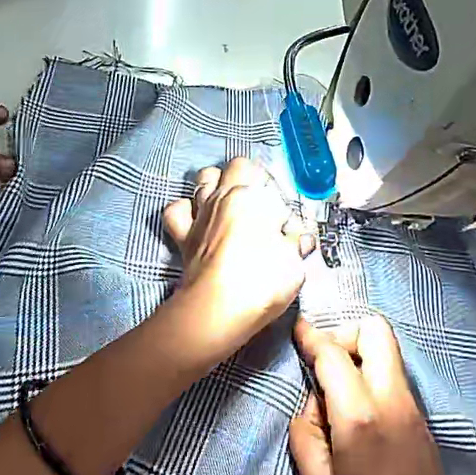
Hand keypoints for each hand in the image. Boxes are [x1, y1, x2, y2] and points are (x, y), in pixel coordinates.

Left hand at [159, 158, 314, 361]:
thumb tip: (298, 239)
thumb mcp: (294, 262)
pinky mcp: (183, 235)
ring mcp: (200, 214)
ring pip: (203, 178)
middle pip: (235, 166)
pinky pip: (177, 210)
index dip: (278, 192)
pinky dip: (186, 210)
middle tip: (261, 202)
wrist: (218, 309)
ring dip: (216, 184)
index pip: (267, 177)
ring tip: (230, 203)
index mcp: (251, 196)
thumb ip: (296, 243)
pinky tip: (197, 218)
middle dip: (249, 175)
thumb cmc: (261, 282)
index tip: (285, 216)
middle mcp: (222, 197)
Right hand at [290, 316, 475, 474]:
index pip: (333, 352)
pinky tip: (354, 412)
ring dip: (359, 355)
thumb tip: (313, 401)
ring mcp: (417, 414)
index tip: (295, 331)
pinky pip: (395, 380)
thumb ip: (306, 432)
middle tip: (320, 361)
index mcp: (363, 416)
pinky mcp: (427, 429)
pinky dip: (372, 377)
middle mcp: (395, 403)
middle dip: (343, 334)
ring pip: (388, 354)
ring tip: (333, 391)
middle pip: (376, 332)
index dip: (309, 337)